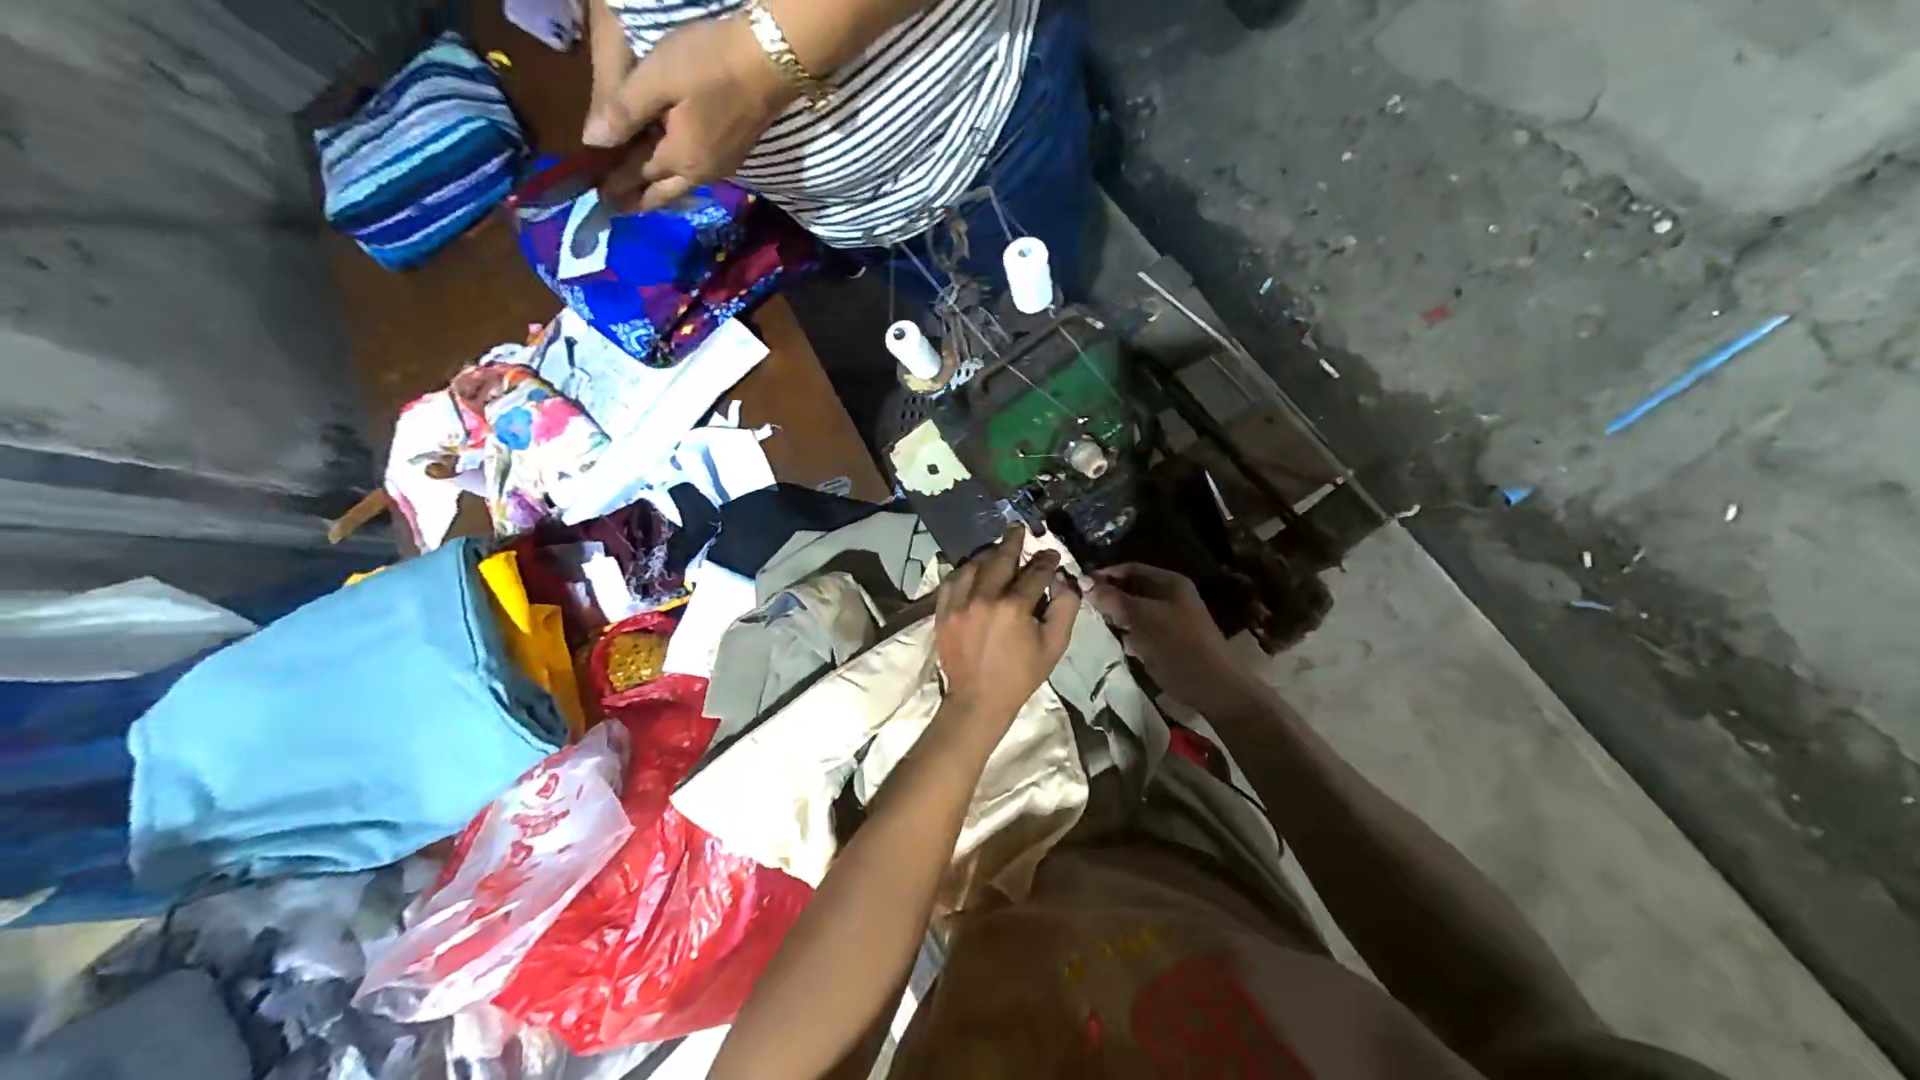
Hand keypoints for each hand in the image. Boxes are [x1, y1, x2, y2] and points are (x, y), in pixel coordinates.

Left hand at [583, 15, 796, 213]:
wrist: (770, 64)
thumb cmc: (709, 65)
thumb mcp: (658, 79)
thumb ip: (624, 111)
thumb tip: (591, 141)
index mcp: (678, 157)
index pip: (637, 176)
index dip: (614, 184)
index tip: (597, 196)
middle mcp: (699, 172)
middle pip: (663, 193)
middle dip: (638, 201)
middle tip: (618, 207)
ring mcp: (720, 166)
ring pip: (683, 188)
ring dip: (660, 192)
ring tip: (642, 193)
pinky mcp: (734, 156)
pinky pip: (698, 176)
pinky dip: (679, 179)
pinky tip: (675, 171)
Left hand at [935, 527, 1079, 728]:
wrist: (977, 699)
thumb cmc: (1020, 674)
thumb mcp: (1054, 645)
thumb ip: (1065, 607)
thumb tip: (1064, 579)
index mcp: (1014, 607)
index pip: (1035, 571)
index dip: (1046, 560)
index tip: (1052, 554)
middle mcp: (984, 597)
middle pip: (1001, 558)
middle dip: (1013, 541)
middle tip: (1018, 529)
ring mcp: (959, 602)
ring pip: (974, 564)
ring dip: (989, 554)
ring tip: (998, 549)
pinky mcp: (942, 610)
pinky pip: (953, 578)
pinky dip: (965, 569)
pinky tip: (974, 569)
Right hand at [1089, 564, 1261, 714]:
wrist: (1213, 687)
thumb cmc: (1179, 647)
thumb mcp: (1143, 619)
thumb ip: (1114, 600)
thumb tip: (1085, 583)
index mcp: (1170, 583)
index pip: (1131, 568)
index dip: (1106, 574)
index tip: (1080, 584)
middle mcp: (1171, 595)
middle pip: (1133, 588)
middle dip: (1110, 595)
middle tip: (1085, 604)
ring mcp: (1171, 618)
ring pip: (1136, 609)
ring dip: (1118, 615)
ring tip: (1098, 621)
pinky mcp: (1169, 639)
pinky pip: (1142, 628)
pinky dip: (1130, 631)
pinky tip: (1120, 641)